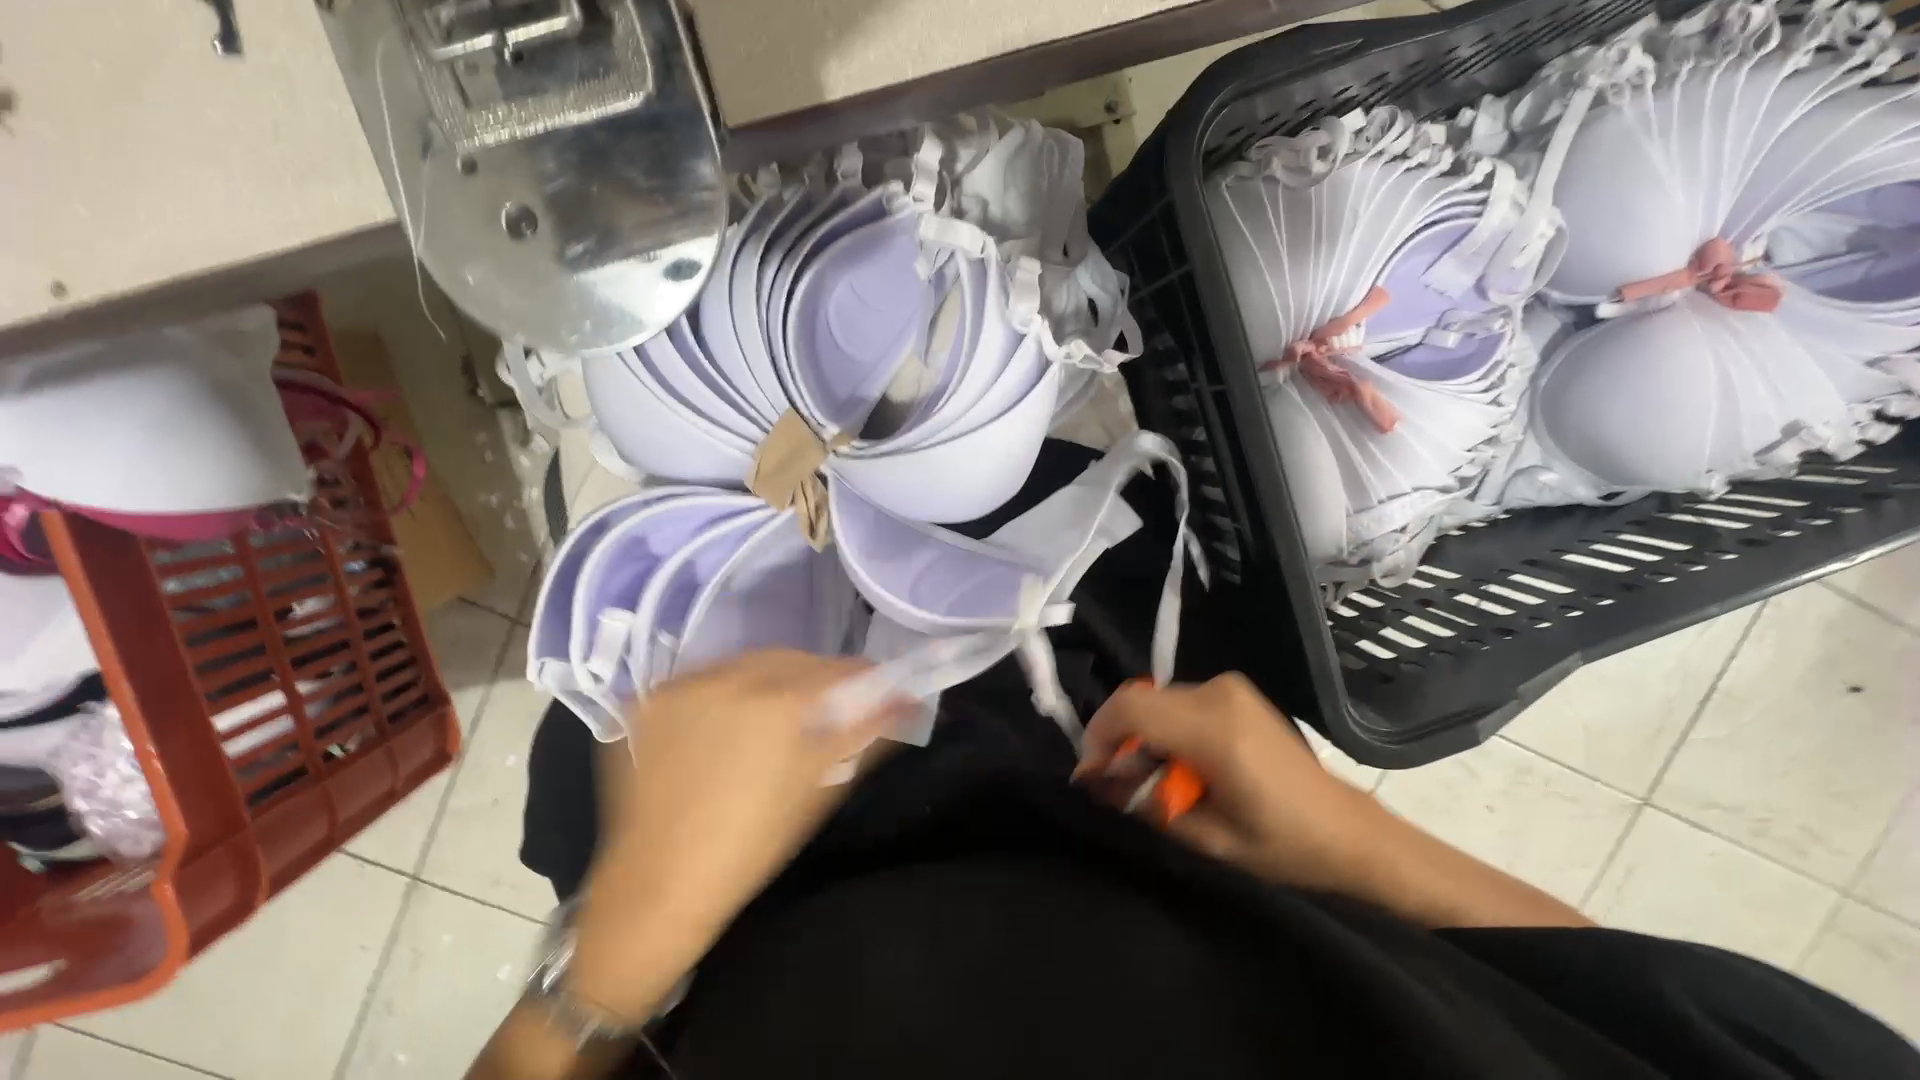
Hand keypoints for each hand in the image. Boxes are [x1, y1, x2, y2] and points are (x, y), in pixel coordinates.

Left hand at [568, 651, 896, 1020]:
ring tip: (775, 717)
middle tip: (830, 706)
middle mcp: (730, 678)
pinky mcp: (651, 699)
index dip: (865, 677)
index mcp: (780, 703)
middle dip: (818, 678)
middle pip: (793, 660)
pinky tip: (728, 726)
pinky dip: (725, 694)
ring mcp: (685, 685)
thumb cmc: (752, 846)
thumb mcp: (818, 790)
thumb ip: (863, 736)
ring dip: (771, 681)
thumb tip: (902, 702)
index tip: (881, 687)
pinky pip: (705, 681)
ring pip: (746, 665)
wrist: (660, 882)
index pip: (838, 670)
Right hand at [1075, 674, 1391, 893]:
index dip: (1099, 738)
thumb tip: (1093, 781)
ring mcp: (1229, 687)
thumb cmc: (1283, 844)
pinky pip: (1176, 701)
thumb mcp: (1208, 840)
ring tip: (1154, 781)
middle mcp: (1220, 695)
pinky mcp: (1234, 690)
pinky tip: (1181, 765)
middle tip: (1121, 786)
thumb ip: (1147, 805)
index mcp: (1216, 732)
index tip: (1092, 776)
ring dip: (1140, 736)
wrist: (1346, 830)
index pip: (1130, 709)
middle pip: (1137, 701)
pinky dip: (1163, 728)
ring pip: (1154, 700)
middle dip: (1117, 741)